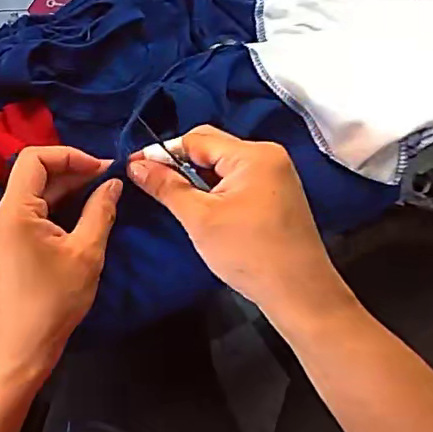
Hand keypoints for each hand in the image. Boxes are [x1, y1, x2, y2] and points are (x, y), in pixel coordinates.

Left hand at [0, 147, 122, 383]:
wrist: (25, 340)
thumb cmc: (56, 298)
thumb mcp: (86, 251)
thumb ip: (100, 210)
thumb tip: (113, 183)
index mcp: (14, 210)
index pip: (34, 158)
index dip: (69, 155)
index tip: (101, 167)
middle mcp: (0, 212)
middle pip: (34, 173)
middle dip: (72, 170)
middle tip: (109, 178)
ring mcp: (0, 226)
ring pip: (33, 191)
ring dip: (66, 187)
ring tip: (102, 191)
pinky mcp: (6, 239)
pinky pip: (30, 209)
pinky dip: (56, 204)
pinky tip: (83, 209)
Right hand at [126, 126, 354, 323]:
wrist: (298, 292)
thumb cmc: (248, 253)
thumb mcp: (198, 218)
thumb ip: (165, 186)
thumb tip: (135, 165)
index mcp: (252, 155)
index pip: (195, 139)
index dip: (162, 153)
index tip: (134, 168)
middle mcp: (267, 156)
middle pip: (209, 145)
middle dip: (177, 162)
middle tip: (150, 182)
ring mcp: (273, 174)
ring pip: (220, 162)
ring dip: (193, 175)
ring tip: (170, 195)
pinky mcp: (274, 192)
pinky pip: (233, 177)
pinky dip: (211, 186)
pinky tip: (197, 205)